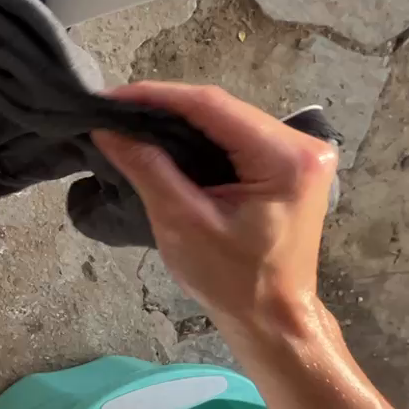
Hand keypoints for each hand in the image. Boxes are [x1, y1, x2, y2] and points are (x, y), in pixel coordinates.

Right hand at [92, 82, 338, 336]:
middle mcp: (301, 147)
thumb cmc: (228, 274)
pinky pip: (229, 137)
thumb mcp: (181, 219)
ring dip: (173, 118)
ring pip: (224, 120)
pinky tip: (157, 138)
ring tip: (125, 120)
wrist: (268, 312)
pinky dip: (190, 135)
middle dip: (162, 105)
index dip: (156, 96)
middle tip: (109, 109)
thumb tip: (108, 131)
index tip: (108, 98)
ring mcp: (296, 156)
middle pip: (221, 108)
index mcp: (286, 157)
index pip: (212, 107)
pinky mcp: (282, 168)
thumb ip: (147, 168)